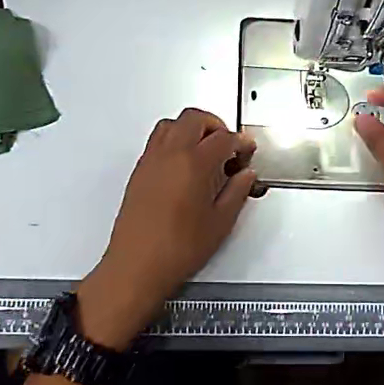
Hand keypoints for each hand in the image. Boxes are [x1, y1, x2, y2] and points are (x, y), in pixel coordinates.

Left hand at [76, 109, 257, 349]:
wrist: (137, 266)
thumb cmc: (174, 249)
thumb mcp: (220, 222)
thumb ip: (237, 192)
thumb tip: (245, 177)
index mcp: (194, 164)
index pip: (223, 138)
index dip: (240, 141)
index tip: (246, 149)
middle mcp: (170, 156)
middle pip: (195, 119)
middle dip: (216, 125)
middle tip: (228, 143)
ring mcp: (151, 161)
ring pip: (172, 124)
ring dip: (192, 128)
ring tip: (206, 147)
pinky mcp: (139, 172)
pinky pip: (158, 141)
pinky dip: (174, 140)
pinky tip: (185, 162)